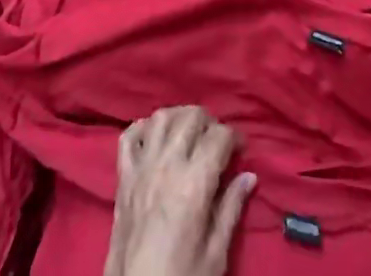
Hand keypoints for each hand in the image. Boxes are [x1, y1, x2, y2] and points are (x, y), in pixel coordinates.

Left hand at [107, 107, 255, 275]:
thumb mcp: (216, 253)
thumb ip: (232, 208)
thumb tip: (249, 176)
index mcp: (194, 183)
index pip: (220, 135)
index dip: (235, 137)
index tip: (241, 151)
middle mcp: (167, 165)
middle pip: (191, 116)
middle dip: (210, 121)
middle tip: (217, 142)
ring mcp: (141, 169)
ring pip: (160, 118)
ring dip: (178, 118)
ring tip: (189, 134)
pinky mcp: (122, 179)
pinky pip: (127, 136)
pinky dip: (142, 129)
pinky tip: (155, 139)